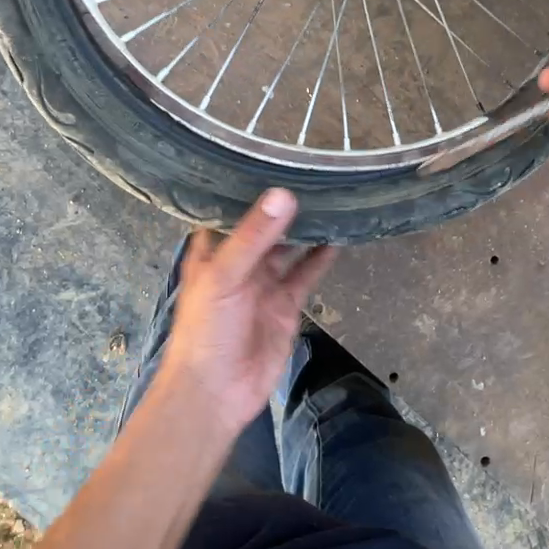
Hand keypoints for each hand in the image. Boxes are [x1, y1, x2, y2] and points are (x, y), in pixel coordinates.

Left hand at [158, 189, 336, 431]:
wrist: (217, 394)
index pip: (229, 208)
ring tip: (333, 196)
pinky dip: (323, 256)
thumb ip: (255, 236)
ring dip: (308, 226)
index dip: (247, 185)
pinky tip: (341, 235)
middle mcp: (239, 261)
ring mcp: (264, 282)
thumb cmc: (207, 330)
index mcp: (212, 251)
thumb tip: (284, 195)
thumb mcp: (225, 276)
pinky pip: (307, 272)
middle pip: (265, 225)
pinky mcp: (286, 303)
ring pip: (290, 246)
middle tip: (315, 170)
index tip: (273, 155)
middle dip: (285, 204)